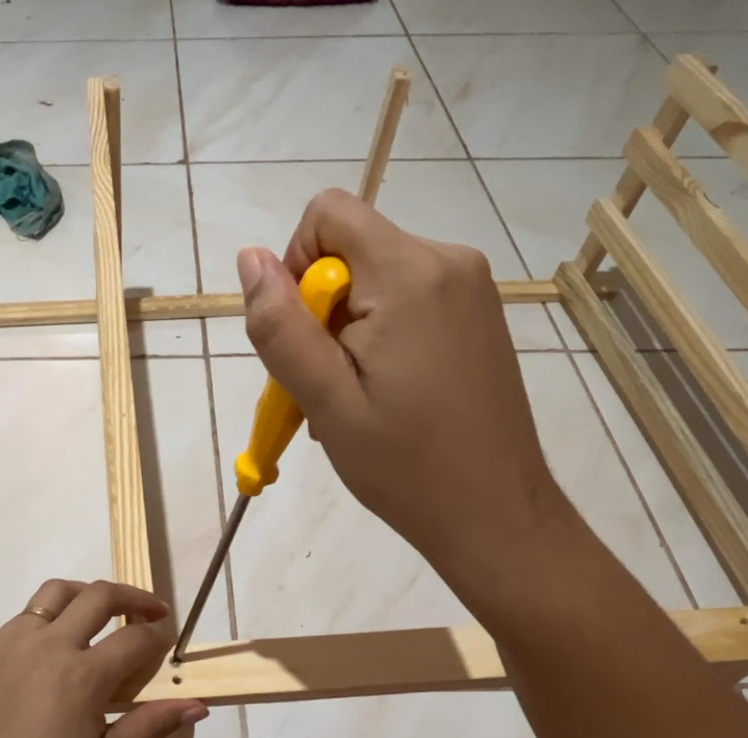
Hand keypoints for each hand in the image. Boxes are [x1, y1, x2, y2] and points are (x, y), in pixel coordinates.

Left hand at [0, 579, 207, 737]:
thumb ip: (150, 724)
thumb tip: (198, 706)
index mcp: (82, 675)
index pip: (135, 639)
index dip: (159, 636)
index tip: (169, 639)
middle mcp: (49, 646)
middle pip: (99, 596)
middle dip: (133, 598)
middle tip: (151, 612)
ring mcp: (14, 643)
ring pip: (56, 593)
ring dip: (88, 594)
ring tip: (103, 611)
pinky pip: (26, 614)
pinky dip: (52, 613)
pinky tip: (58, 641)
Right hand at [238, 189, 577, 609]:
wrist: (495, 514)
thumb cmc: (405, 466)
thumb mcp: (326, 400)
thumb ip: (281, 326)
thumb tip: (251, 258)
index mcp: (410, 273)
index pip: (328, 212)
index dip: (297, 266)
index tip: (306, 337)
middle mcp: (448, 261)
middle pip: (351, 248)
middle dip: (321, 309)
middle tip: (328, 386)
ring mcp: (470, 289)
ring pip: (375, 279)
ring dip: (347, 331)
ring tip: (356, 400)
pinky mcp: (478, 316)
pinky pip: (406, 301)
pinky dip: (380, 338)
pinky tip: (386, 396)